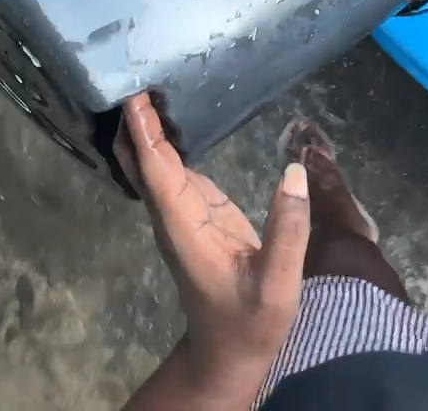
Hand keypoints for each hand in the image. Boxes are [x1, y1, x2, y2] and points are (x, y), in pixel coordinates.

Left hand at [119, 94, 310, 402]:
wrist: (229, 354)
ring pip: (153, 163)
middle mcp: (174, 215)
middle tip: (136, 73)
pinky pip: (171, 168)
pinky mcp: (196, 211)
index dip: (146, 136)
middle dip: (133, 122)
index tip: (136, 97)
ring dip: (146, 127)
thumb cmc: (250, 323)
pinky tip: (171, 116)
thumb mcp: (277, 286)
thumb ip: (287, 232)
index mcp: (184, 229)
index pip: (158, 174)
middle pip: (143, 163)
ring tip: (152, 82)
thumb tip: (294, 171)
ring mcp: (182, 212)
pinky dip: (164, 140)